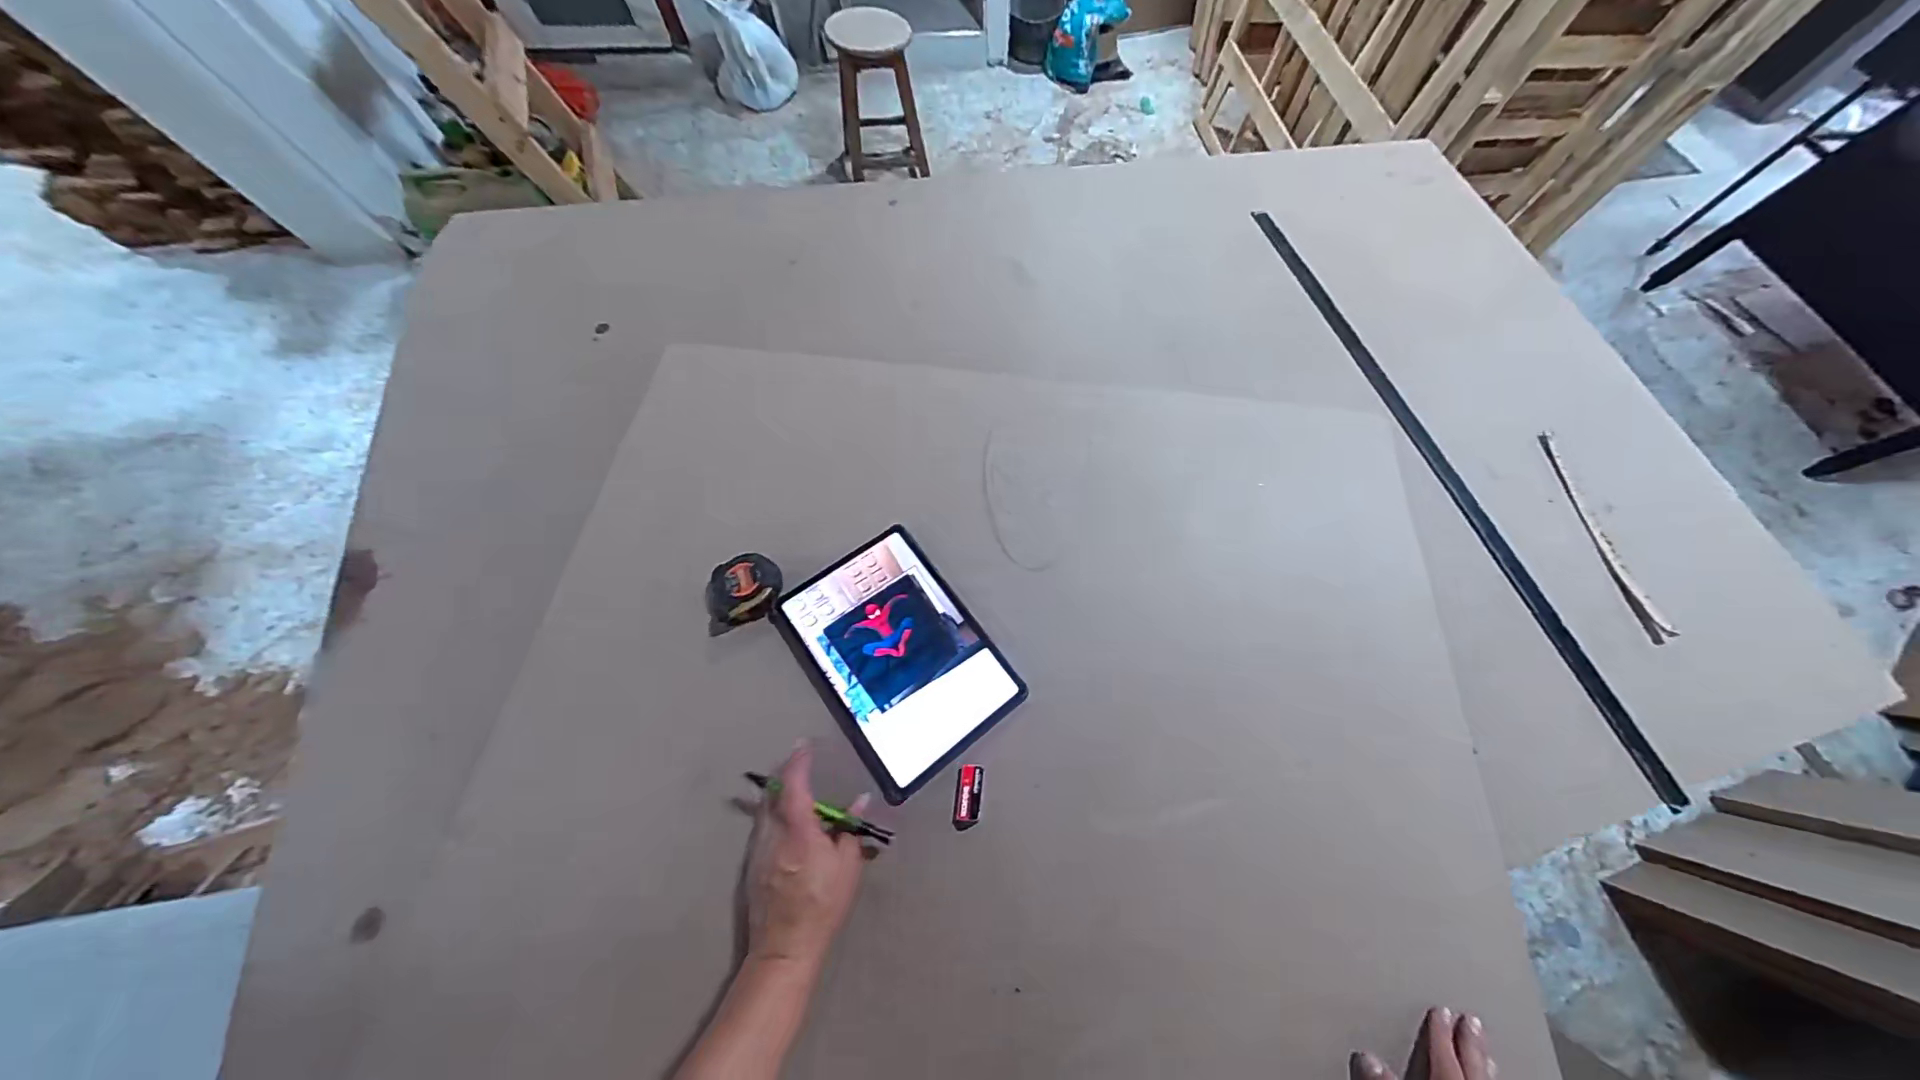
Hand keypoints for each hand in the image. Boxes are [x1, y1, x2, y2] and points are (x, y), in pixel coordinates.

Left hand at [745, 741, 869, 968]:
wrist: (784, 948)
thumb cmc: (823, 906)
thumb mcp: (848, 868)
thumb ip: (850, 830)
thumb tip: (858, 802)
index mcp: (799, 832)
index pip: (794, 786)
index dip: (798, 762)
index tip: (804, 747)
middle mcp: (773, 834)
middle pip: (773, 792)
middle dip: (786, 773)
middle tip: (800, 761)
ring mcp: (759, 849)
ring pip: (765, 810)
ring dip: (779, 793)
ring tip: (796, 789)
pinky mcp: (752, 864)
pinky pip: (763, 828)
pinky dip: (774, 814)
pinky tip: (787, 822)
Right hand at [1350, 1007, 1495, 1079]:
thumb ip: (1384, 1079)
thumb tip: (1365, 1055)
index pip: (1443, 1053)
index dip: (1440, 1031)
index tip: (1440, 1010)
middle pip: (1470, 1064)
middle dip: (1468, 1041)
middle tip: (1471, 1018)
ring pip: (1484, 1079)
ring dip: (1482, 1062)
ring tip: (1483, 1047)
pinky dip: (1485, 1079)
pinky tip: (1487, 1078)